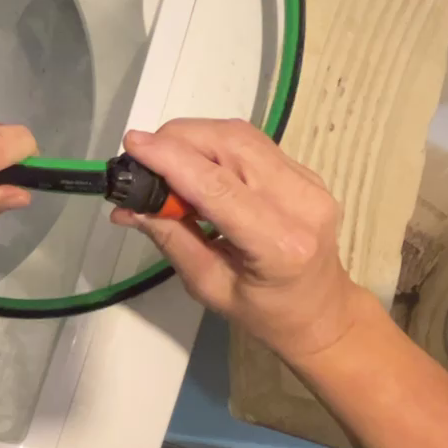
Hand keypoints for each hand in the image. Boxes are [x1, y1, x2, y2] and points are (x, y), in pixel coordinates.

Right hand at [111, 119, 366, 359]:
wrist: (320, 310)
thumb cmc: (263, 312)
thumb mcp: (207, 285)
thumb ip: (171, 239)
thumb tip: (128, 207)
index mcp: (278, 244)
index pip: (216, 187)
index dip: (171, 160)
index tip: (133, 144)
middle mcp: (301, 202)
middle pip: (231, 144)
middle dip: (177, 140)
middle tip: (141, 157)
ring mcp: (308, 181)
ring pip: (240, 135)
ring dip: (192, 138)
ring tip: (161, 160)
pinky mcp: (304, 171)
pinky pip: (250, 143)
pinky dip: (212, 145)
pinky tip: (192, 164)